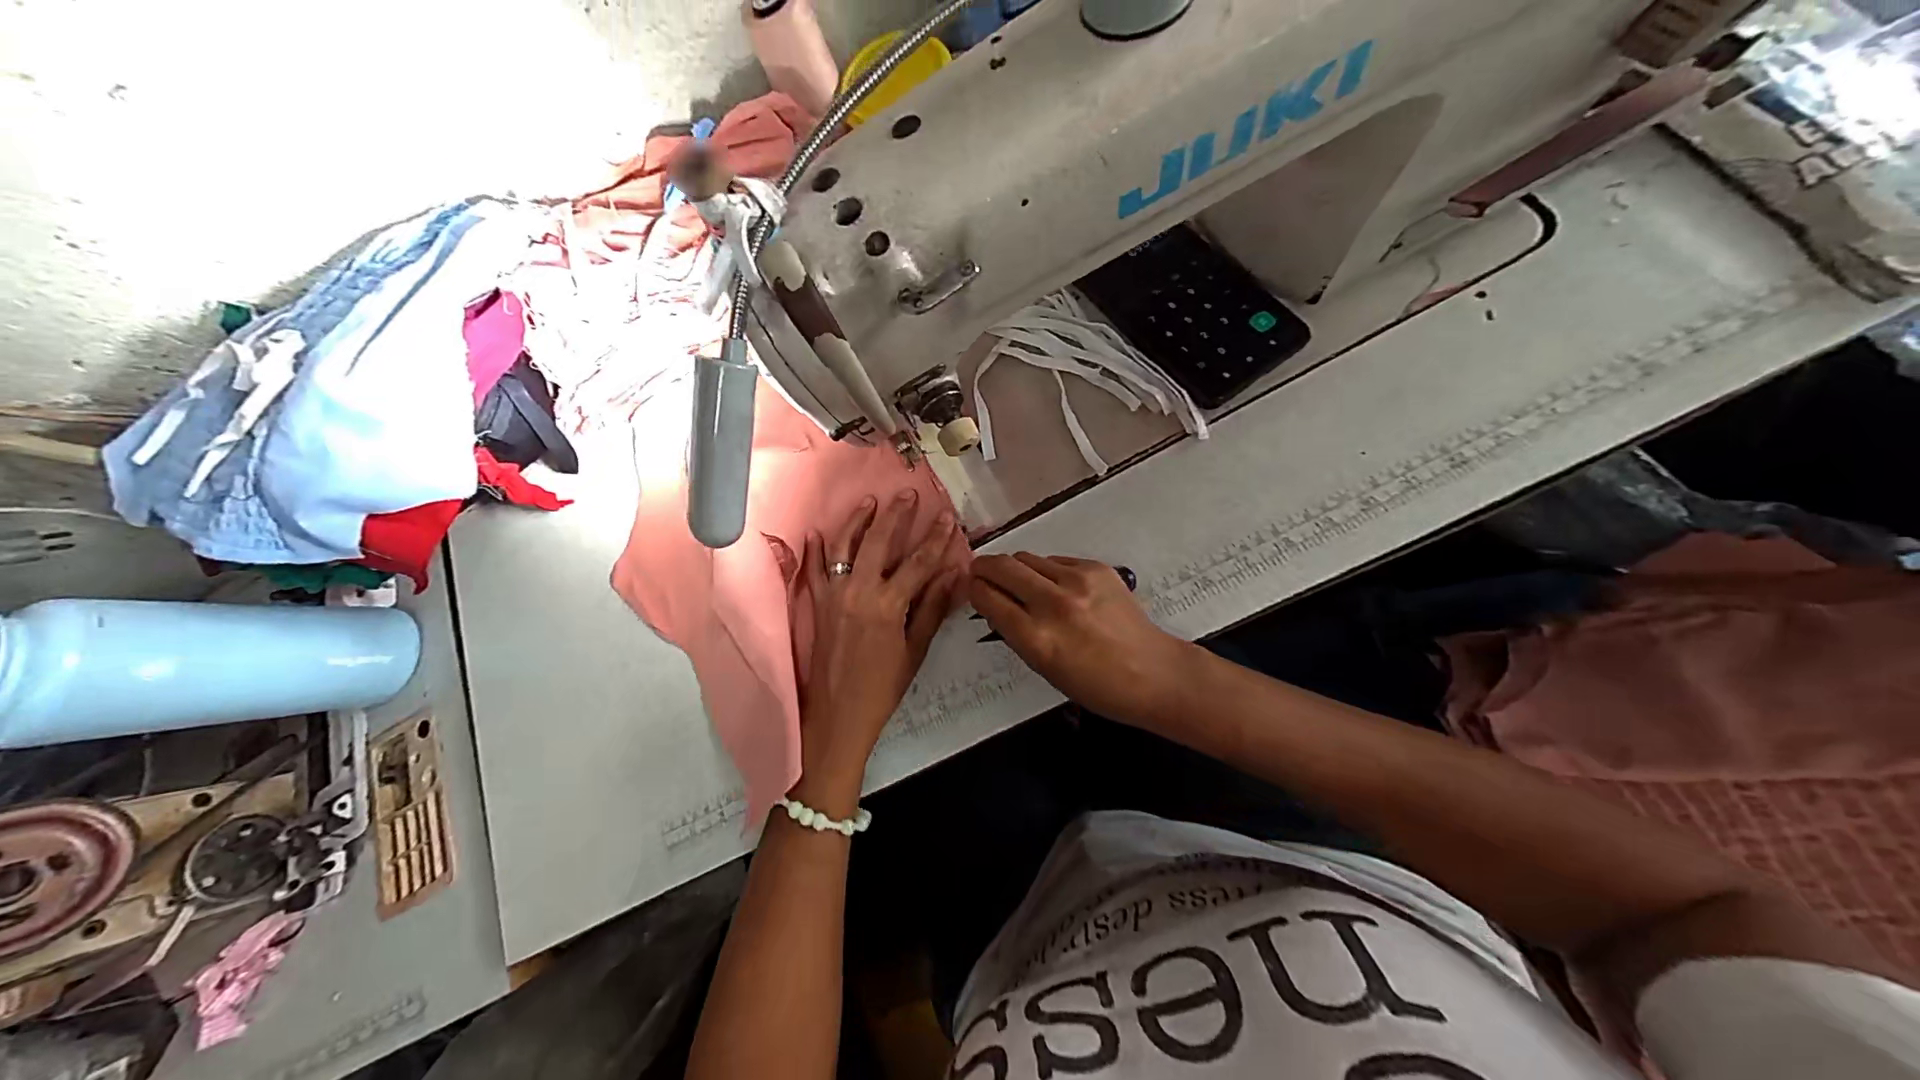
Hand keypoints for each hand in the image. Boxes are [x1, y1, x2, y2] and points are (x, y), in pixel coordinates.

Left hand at [793, 491, 965, 811]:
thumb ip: (933, 608)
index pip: (918, 563)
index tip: (948, 520)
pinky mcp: (817, 606)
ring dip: (858, 522)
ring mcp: (833, 596)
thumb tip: (955, 574)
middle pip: (879, 544)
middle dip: (896, 517)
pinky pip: (814, 571)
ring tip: (869, 501)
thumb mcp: (915, 650)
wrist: (837, 715)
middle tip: (908, 494)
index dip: (936, 540)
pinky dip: (815, 551)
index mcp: (888, 606)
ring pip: (845, 548)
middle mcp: (858, 593)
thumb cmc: (883, 688)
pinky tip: (816, 532)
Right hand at [968, 554, 1196, 727]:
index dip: (974, 591)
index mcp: (1037, 639)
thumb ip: (1015, 633)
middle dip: (983, 568)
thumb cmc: (1095, 685)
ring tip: (1019, 582)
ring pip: (1026, 558)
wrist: (1153, 673)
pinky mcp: (1096, 568)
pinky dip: (1045, 571)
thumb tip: (994, 605)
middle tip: (979, 573)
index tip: (970, 589)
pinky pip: (1055, 561)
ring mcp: (1077, 581)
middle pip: (1001, 567)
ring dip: (1014, 568)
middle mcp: (1053, 604)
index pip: (988, 599)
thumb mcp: (1044, 668)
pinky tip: (1056, 587)